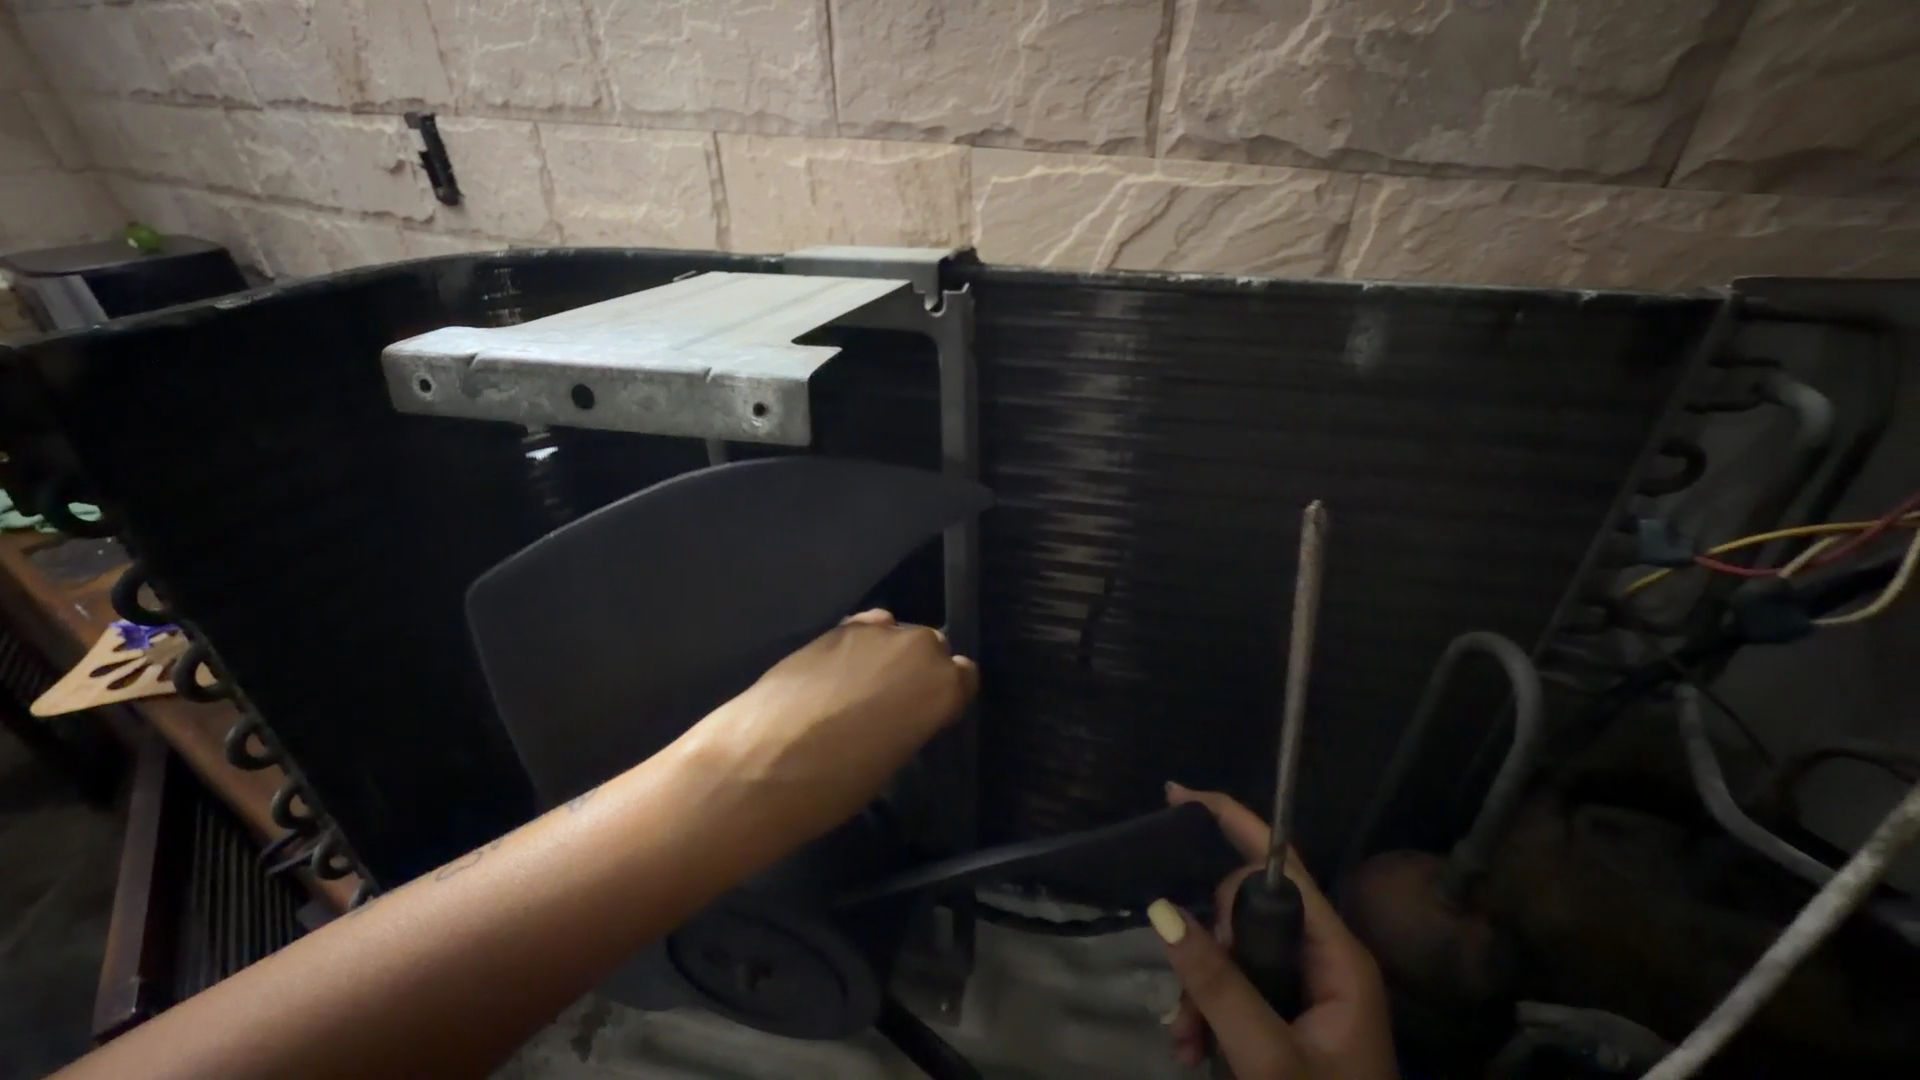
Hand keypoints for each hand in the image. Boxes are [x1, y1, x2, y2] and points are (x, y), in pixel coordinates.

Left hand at [681, 609, 978, 843]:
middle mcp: (917, 648)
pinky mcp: (833, 627)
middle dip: (919, 670)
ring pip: (896, 634)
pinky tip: (834, 675)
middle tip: (893, 705)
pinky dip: (856, 648)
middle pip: (932, 647)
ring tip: (860, 688)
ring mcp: (874, 631)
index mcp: (944, 686)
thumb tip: (902, 713)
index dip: (945, 697)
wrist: (762, 763)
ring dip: (887, 654)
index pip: (964, 676)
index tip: (928, 717)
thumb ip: (911, 723)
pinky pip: (861, 631)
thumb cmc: (837, 783)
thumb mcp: (893, 759)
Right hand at [1152, 784, 1397, 1079]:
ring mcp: (1306, 986)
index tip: (1178, 796)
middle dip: (1203, 947)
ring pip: (1231, 952)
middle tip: (1184, 1002)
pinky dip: (1206, 1011)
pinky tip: (1192, 1049)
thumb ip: (1217, 985)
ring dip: (1198, 991)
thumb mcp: (1268, 1058)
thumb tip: (1160, 908)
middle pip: (1244, 911)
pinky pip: (1235, 985)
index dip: (1232, 821)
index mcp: (1337, 955)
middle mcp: (1323, 958)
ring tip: (1185, 1042)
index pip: (1281, 865)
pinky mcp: (1289, 1012)